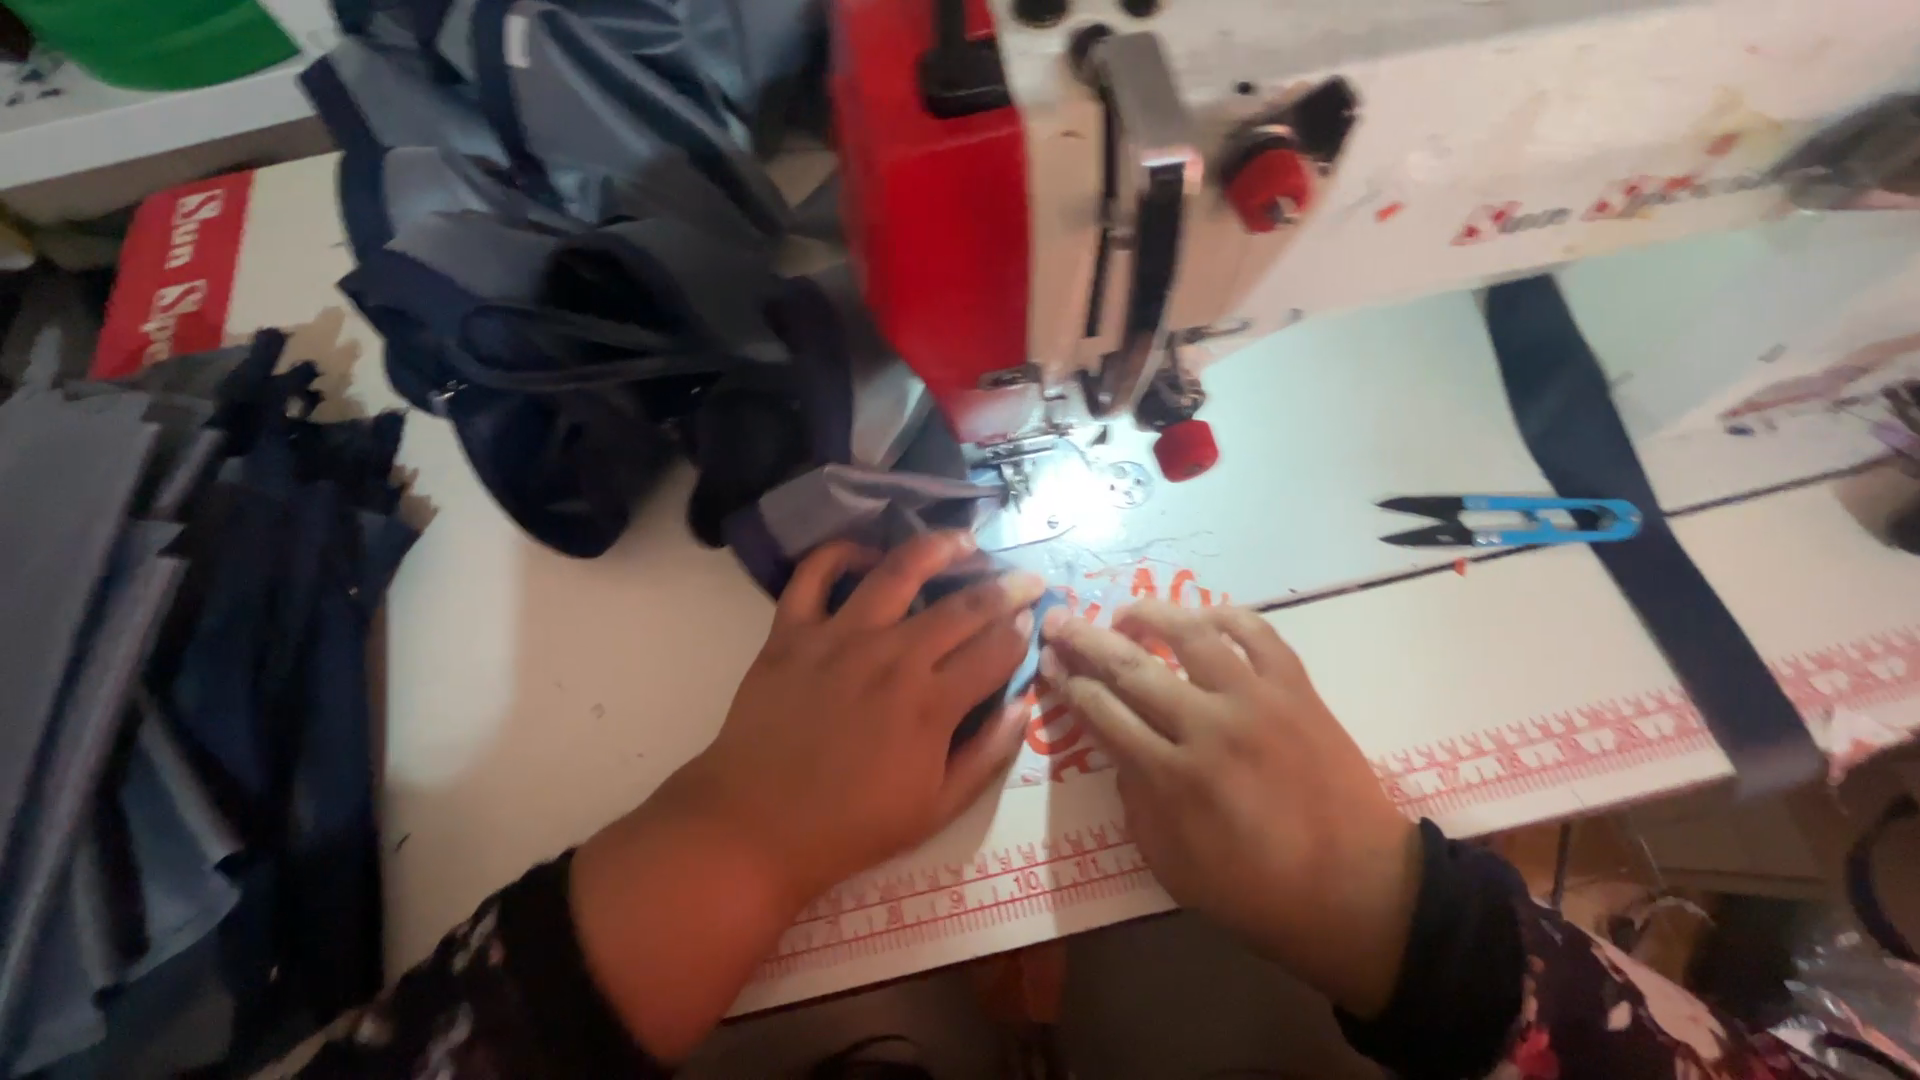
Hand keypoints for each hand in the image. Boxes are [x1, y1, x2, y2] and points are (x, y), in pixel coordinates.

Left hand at [672, 530, 1044, 902]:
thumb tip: (1023, 703)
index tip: (1034, 616)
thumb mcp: (937, 809)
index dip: (1022, 629)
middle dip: (1005, 588)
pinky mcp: (791, 632)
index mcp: (931, 705)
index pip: (995, 650)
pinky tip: (868, 551)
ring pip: (897, 571)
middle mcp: (892, 658)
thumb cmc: (852, 825)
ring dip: (939, 548)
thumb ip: (988, 754)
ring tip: (964, 540)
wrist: (757, 827)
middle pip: (962, 607)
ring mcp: (838, 638)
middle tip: (1026, 577)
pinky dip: (841, 552)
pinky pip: (815, 574)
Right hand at [1041, 600, 1421, 1017]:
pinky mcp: (1297, 688)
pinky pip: (1257, 633)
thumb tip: (1119, 747)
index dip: (1068, 683)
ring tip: (1126, 613)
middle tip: (1059, 620)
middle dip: (1084, 639)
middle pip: (1131, 665)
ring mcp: (1257, 700)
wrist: (1359, 892)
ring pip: (1192, 633)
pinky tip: (1202, 617)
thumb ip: (1135, 801)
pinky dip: (1224, 615)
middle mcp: (1207, 726)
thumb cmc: (1256, 891)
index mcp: (1171, 777)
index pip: (1101, 710)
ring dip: (1149, 614)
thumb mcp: (1170, 864)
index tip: (1050, 664)